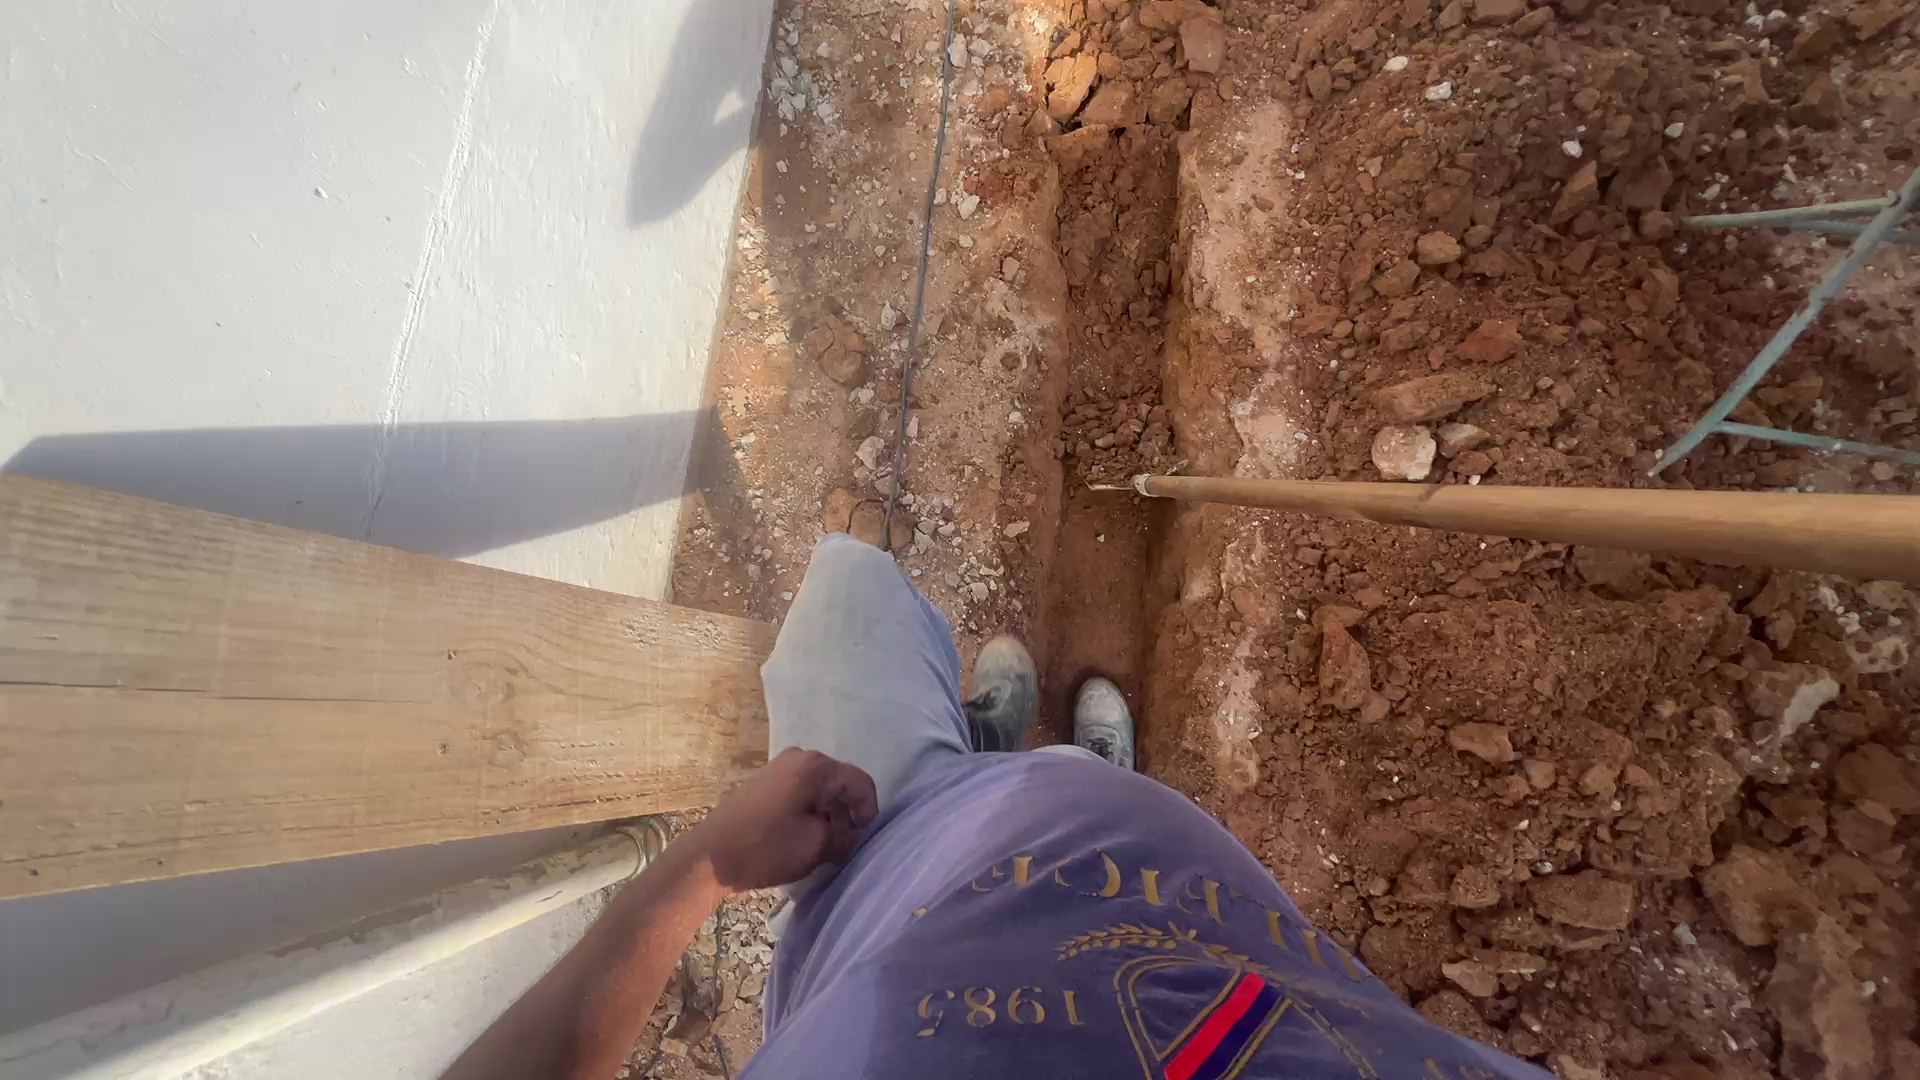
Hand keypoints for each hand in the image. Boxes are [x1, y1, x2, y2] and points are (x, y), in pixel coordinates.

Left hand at [681, 748, 878, 892]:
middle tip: (843, 845)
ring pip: (821, 788)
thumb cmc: (766, 848)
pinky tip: (803, 836)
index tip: (862, 838)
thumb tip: (849, 832)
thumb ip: (844, 834)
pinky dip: (810, 811)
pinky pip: (802, 790)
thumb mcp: (816, 845)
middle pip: (840, 782)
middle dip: (847, 813)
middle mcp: (800, 757)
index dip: (868, 811)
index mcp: (816, 766)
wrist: (708, 858)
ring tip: (824, 845)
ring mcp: (780, 766)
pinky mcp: (767, 781)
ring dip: (828, 814)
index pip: (860, 783)